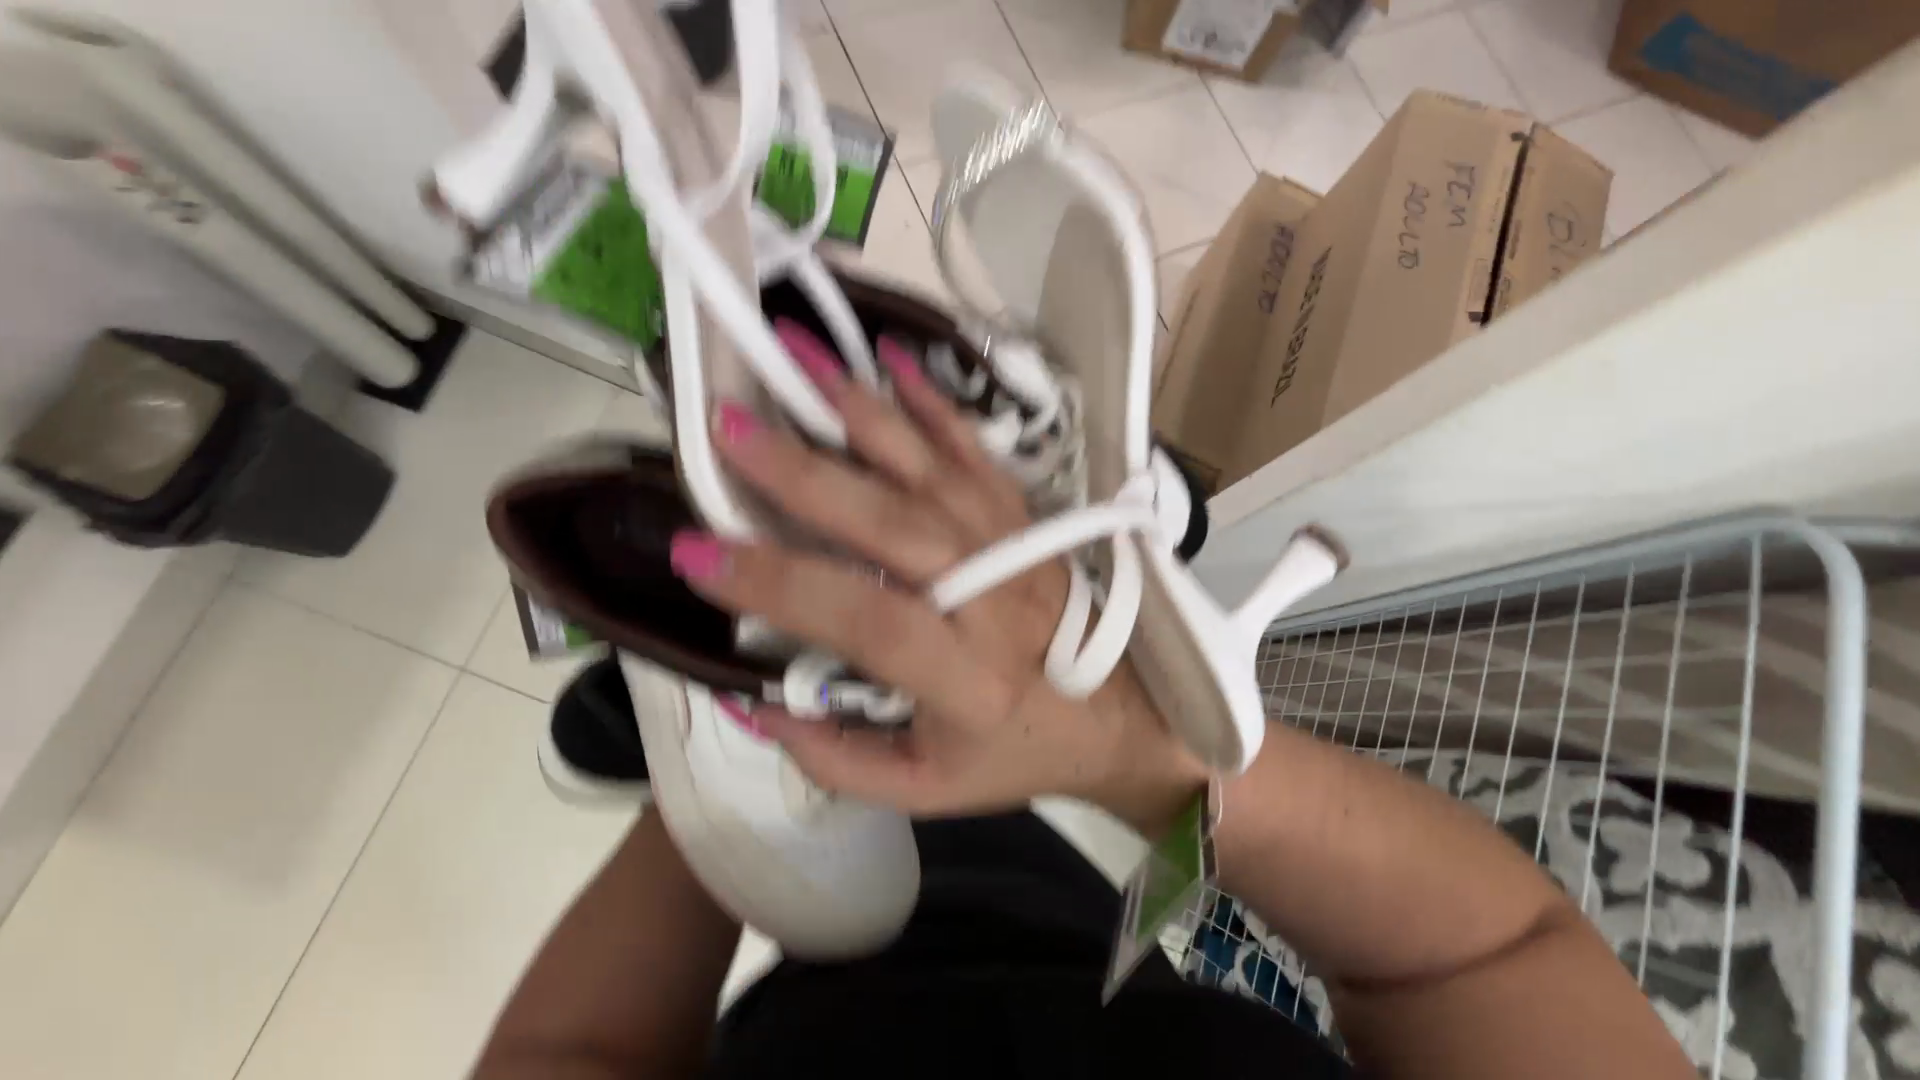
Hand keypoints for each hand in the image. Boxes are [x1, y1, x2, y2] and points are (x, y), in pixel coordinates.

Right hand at [666, 329, 1205, 832]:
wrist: (1121, 716)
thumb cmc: (1013, 753)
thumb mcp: (923, 790)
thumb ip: (833, 757)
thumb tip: (746, 697)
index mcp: (965, 677)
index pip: (866, 619)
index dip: (781, 584)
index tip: (696, 551)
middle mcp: (991, 596)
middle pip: (894, 523)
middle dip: (805, 473)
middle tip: (727, 426)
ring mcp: (1013, 543)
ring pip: (930, 468)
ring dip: (860, 410)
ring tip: (796, 357)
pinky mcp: (1025, 513)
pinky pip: (974, 448)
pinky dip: (931, 402)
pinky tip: (890, 357)